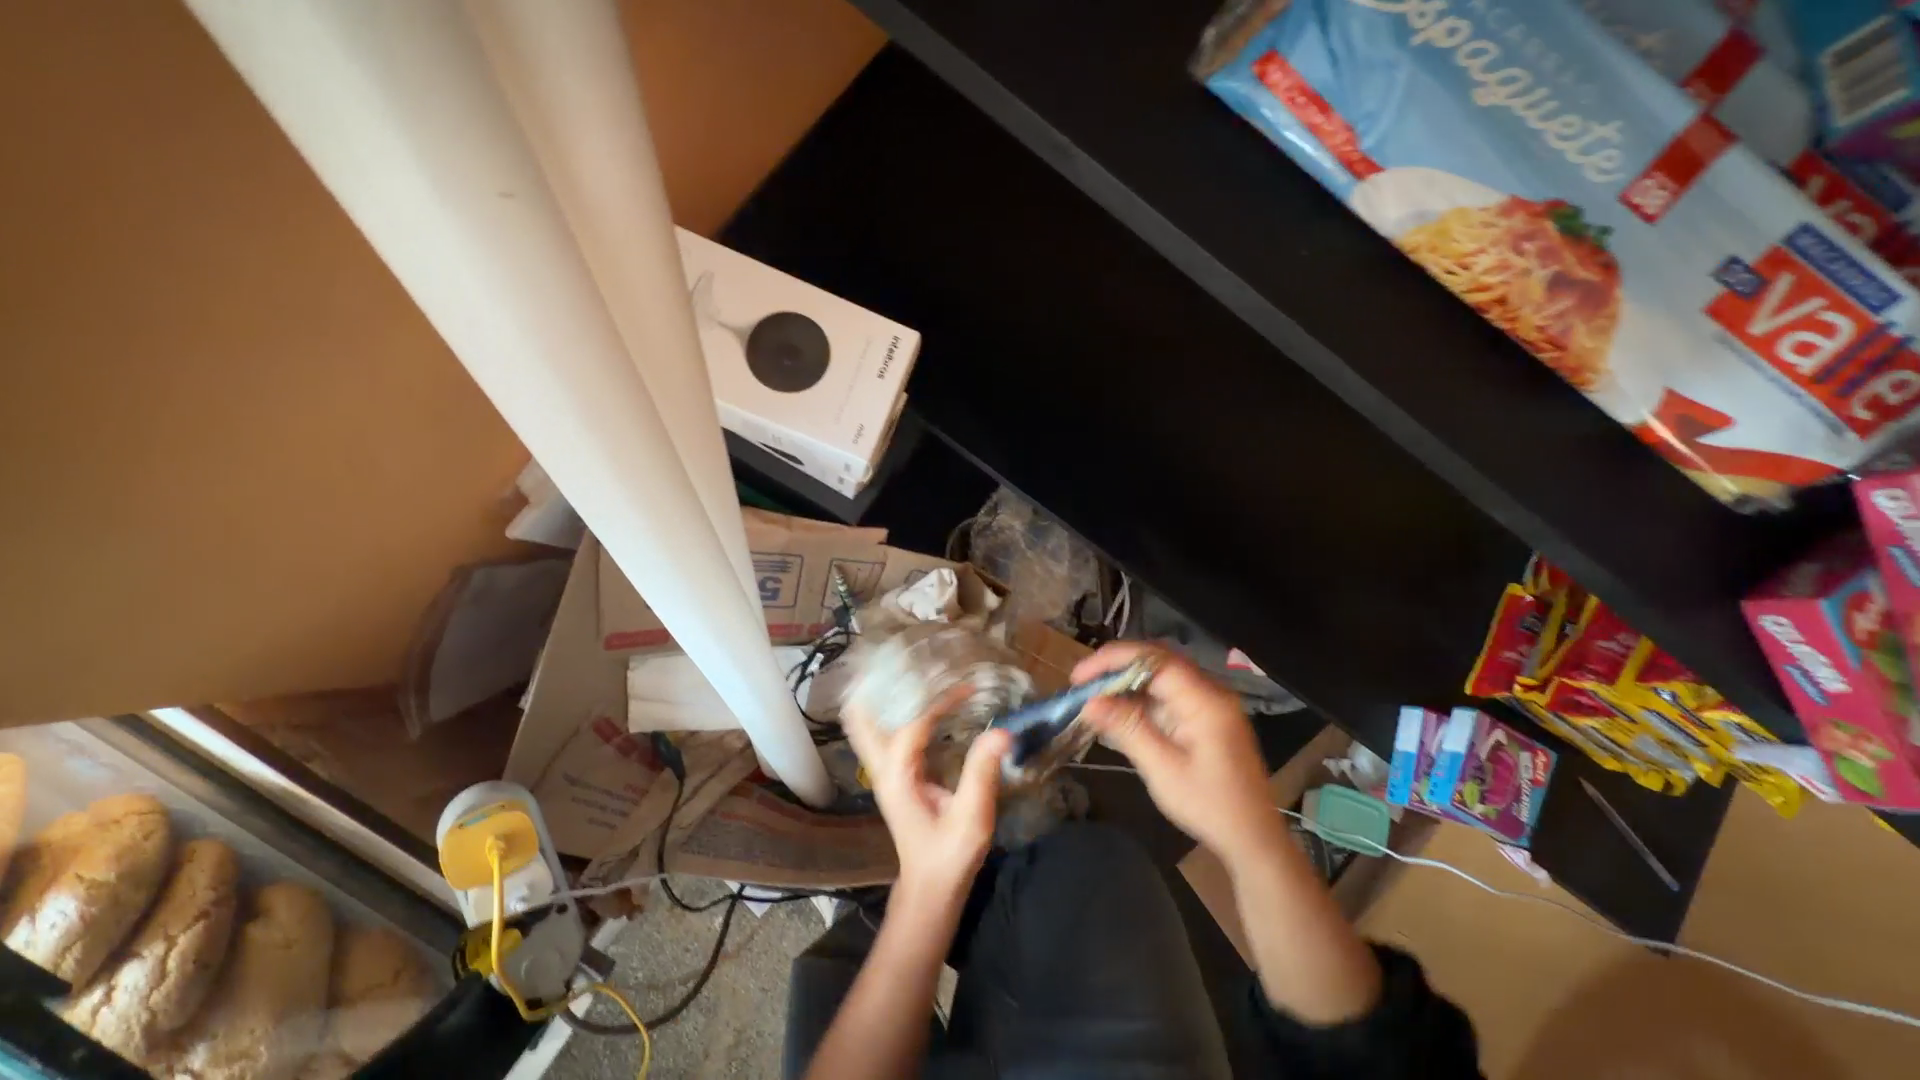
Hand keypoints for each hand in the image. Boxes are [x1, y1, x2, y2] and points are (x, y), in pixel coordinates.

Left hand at [845, 686, 1010, 900]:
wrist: (931, 886)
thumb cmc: (950, 855)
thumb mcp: (972, 818)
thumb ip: (983, 775)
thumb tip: (1002, 733)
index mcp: (897, 777)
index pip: (911, 726)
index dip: (939, 703)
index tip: (968, 689)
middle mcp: (882, 769)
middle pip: (860, 718)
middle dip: (876, 688)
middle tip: (904, 661)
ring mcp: (884, 772)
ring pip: (865, 725)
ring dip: (881, 697)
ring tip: (909, 672)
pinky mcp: (894, 775)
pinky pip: (883, 733)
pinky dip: (895, 712)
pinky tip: (920, 700)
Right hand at [1076, 643, 1284, 865]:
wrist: (1252, 837)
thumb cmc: (1209, 805)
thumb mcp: (1162, 769)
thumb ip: (1127, 729)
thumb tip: (1089, 702)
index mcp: (1205, 700)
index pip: (1155, 660)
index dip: (1113, 660)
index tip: (1079, 676)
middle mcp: (1210, 692)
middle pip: (1159, 661)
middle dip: (1117, 666)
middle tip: (1081, 682)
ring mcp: (1210, 704)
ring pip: (1162, 677)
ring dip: (1127, 681)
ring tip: (1093, 694)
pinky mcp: (1206, 718)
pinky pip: (1170, 696)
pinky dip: (1141, 698)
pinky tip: (1118, 711)